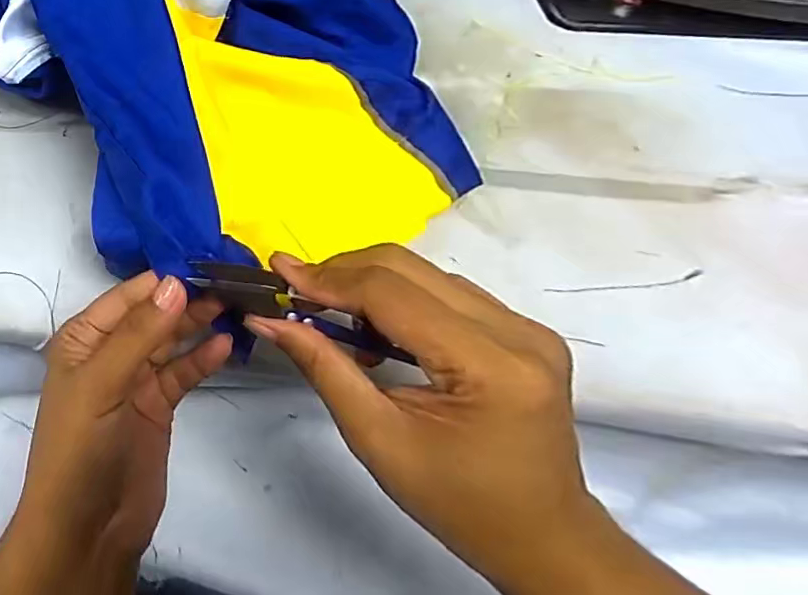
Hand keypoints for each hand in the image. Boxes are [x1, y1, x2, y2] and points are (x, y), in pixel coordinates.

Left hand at [0, 273, 231, 594]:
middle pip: (151, 317)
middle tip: (227, 281)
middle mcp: (108, 352)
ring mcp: (134, 380)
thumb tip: (175, 283)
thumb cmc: (79, 445)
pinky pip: (181, 373)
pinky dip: (202, 358)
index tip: (201, 260)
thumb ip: (140, 334)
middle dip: (184, 300)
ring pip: (169, 341)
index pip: (125, 297)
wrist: (86, 526)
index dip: (160, 280)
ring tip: (233, 304)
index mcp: (83, 337)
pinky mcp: (156, 407)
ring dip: (197, 324)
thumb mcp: (102, 382)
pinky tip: (226, 344)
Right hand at [246, 247, 702, 594]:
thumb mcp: (375, 437)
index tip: (277, 273)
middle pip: (406, 268)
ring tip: (330, 313)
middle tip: (296, 291)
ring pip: (419, 270)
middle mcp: (517, 334)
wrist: (542, 540)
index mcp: (490, 367)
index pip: (391, 295)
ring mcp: (525, 328)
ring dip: (364, 281)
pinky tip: (374, 327)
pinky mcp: (520, 329)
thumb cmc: (456, 500)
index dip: (328, 279)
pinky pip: (438, 287)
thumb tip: (265, 317)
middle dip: (340, 272)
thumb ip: (322, 366)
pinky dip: (393, 294)